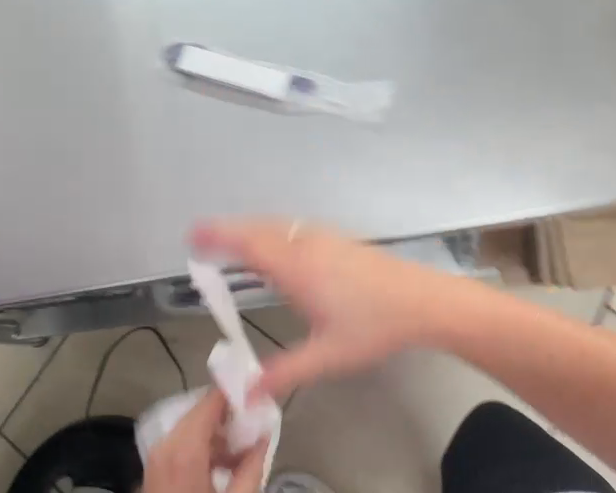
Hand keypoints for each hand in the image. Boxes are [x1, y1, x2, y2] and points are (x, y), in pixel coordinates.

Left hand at [145, 390, 268, 492]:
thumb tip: (264, 435)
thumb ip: (253, 464)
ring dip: (217, 437)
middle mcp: (165, 444)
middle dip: (229, 419)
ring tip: (243, 455)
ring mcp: (155, 459)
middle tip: (255, 429)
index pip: (211, 400)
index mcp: (184, 448)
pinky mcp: (153, 473)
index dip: (236, 393)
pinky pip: (181, 448)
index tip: (259, 395)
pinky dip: (202, 450)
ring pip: (191, 431)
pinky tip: (224, 469)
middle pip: (201, 413)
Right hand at [193, 218, 482, 398]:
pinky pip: (293, 228)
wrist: (420, 300)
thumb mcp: (327, 355)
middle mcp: (305, 244)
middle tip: (202, 238)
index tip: (194, 235)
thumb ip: (285, 371)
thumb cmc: (372, 326)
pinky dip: (272, 231)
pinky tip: (276, 246)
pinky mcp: (338, 239)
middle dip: (228, 231)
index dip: (219, 237)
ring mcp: (323, 238)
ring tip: (231, 241)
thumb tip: (247, 389)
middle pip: (259, 229)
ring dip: (251, 229)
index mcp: (296, 267)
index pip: (248, 244)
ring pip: (277, 225)